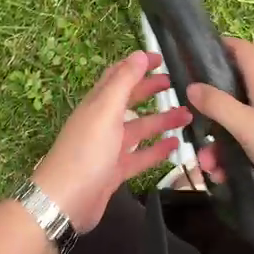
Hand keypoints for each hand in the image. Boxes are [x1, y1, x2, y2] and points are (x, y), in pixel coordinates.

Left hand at [31, 51, 189, 230]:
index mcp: (98, 103)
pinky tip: (175, 146)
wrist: (66, 200)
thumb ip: (123, 82)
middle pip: (129, 100)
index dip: (137, 65)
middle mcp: (103, 122)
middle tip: (175, 84)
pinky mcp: (115, 171)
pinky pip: (141, 156)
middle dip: (150, 90)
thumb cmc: (86, 151)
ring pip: (139, 128)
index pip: (118, 76)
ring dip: (161, 121)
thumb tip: (139, 54)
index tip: (161, 58)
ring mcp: (109, 147)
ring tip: (187, 116)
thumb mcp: (106, 110)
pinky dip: (157, 150)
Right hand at [186, 37, 253, 223]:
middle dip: (212, 110)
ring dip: (222, 141)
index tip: (193, 54)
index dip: (220, 46)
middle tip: (192, 127)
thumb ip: (219, 106)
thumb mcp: (248, 128)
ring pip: (243, 124)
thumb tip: (192, 86)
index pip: (244, 51)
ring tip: (208, 167)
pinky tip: (225, 178)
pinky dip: (238, 157)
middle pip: (237, 92)